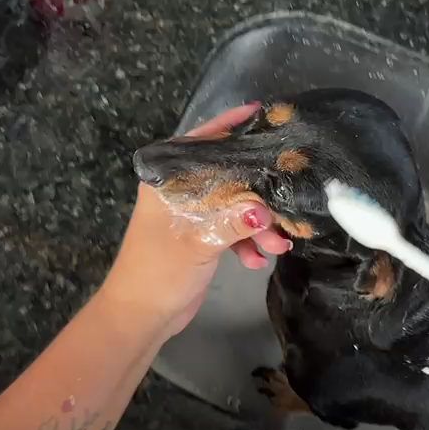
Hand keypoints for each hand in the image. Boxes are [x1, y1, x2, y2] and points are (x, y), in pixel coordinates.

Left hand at [96, 104, 292, 336]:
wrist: (140, 316)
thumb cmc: (157, 272)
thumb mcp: (196, 244)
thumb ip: (231, 223)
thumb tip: (265, 211)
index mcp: (166, 181)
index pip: (200, 143)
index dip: (228, 127)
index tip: (260, 113)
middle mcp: (178, 191)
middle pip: (225, 174)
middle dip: (256, 188)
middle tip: (288, 193)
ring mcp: (190, 214)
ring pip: (233, 204)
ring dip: (257, 223)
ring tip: (278, 243)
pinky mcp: (200, 236)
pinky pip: (231, 228)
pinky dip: (247, 242)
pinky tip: (258, 260)